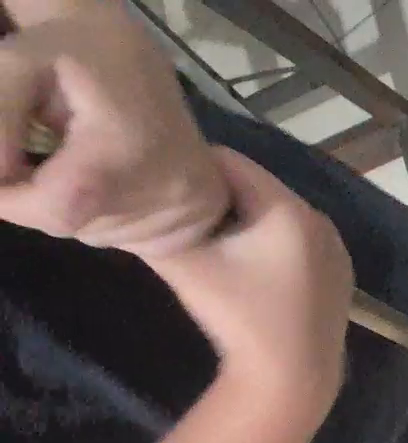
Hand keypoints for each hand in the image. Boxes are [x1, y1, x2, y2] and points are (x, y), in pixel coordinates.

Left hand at [0, 0, 229, 256]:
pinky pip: (144, 243)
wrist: (139, 63)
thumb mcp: (10, 68)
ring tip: (74, 175)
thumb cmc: (69, 57)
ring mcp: (201, 207)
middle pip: (84, 227)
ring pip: (109, 238)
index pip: (63, 208)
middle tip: (28, 166)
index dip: (11, 204)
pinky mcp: (210, 216)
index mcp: (131, 151)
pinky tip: (113, 192)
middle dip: (39, 204)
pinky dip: (114, 224)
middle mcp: (178, 188)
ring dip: (77, 215)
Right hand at [144, 149, 350, 403]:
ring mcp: (336, 248)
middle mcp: (322, 222)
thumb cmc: (238, 312)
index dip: (186, 165)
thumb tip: (118, 186)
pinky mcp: (339, 271)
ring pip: (274, 212)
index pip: (227, 159)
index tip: (157, 184)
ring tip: (206, 237)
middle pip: (254, 185)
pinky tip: (242, 261)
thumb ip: (151, 213)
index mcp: (290, 210)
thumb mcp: (181, 256)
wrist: (293, 371)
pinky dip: (268, 239)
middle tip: (176, 210)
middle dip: (214, 192)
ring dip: (240, 217)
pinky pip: (295, 238)